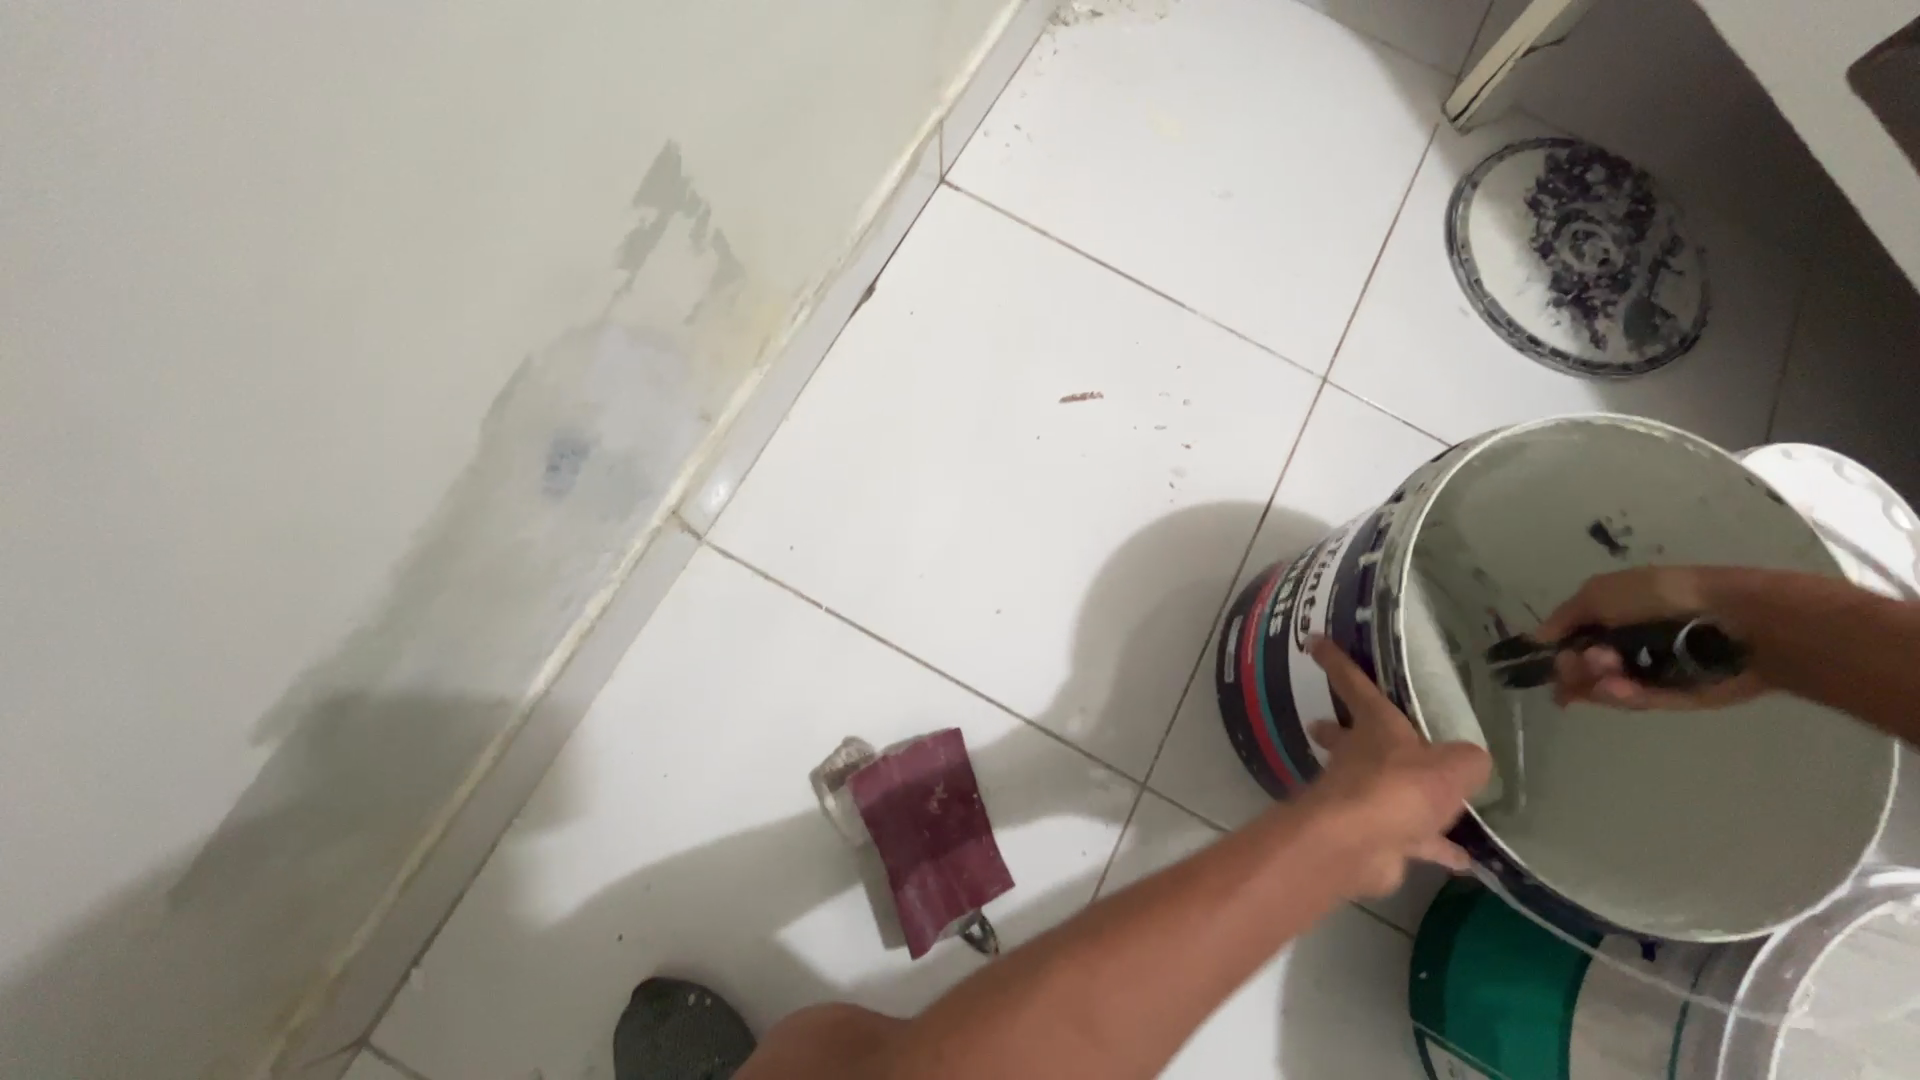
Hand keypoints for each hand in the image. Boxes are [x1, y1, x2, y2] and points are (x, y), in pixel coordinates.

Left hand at [1300, 638, 1490, 898]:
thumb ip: (1466, 759)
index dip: (1337, 663)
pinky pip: (1413, 841)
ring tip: (1414, 798)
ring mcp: (1363, 799)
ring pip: (1374, 789)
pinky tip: (1460, 860)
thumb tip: (1471, 761)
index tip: (1313, 641)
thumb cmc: (1400, 787)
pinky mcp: (1376, 838)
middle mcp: (1361, 759)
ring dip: (1389, 792)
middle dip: (1335, 731)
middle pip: (1345, 738)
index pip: (1355, 685)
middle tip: (1323, 725)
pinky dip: (1433, 847)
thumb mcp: (1452, 765)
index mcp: (1375, 728)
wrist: (1362, 842)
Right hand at [1537, 567, 1768, 710]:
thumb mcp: (1597, 593)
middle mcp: (1625, 645)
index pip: (1569, 641)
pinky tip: (1619, 688)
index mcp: (1609, 617)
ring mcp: (1647, 672)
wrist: (1733, 621)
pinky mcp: (1671, 697)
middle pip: (1580, 667)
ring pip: (1601, 687)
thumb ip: (1563, 617)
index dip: (1555, 650)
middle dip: (1574, 667)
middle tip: (1585, 663)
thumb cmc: (1662, 596)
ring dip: (1596, 682)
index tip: (1549, 654)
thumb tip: (1537, 640)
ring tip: (1608, 675)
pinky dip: (1622, 696)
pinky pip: (1634, 701)